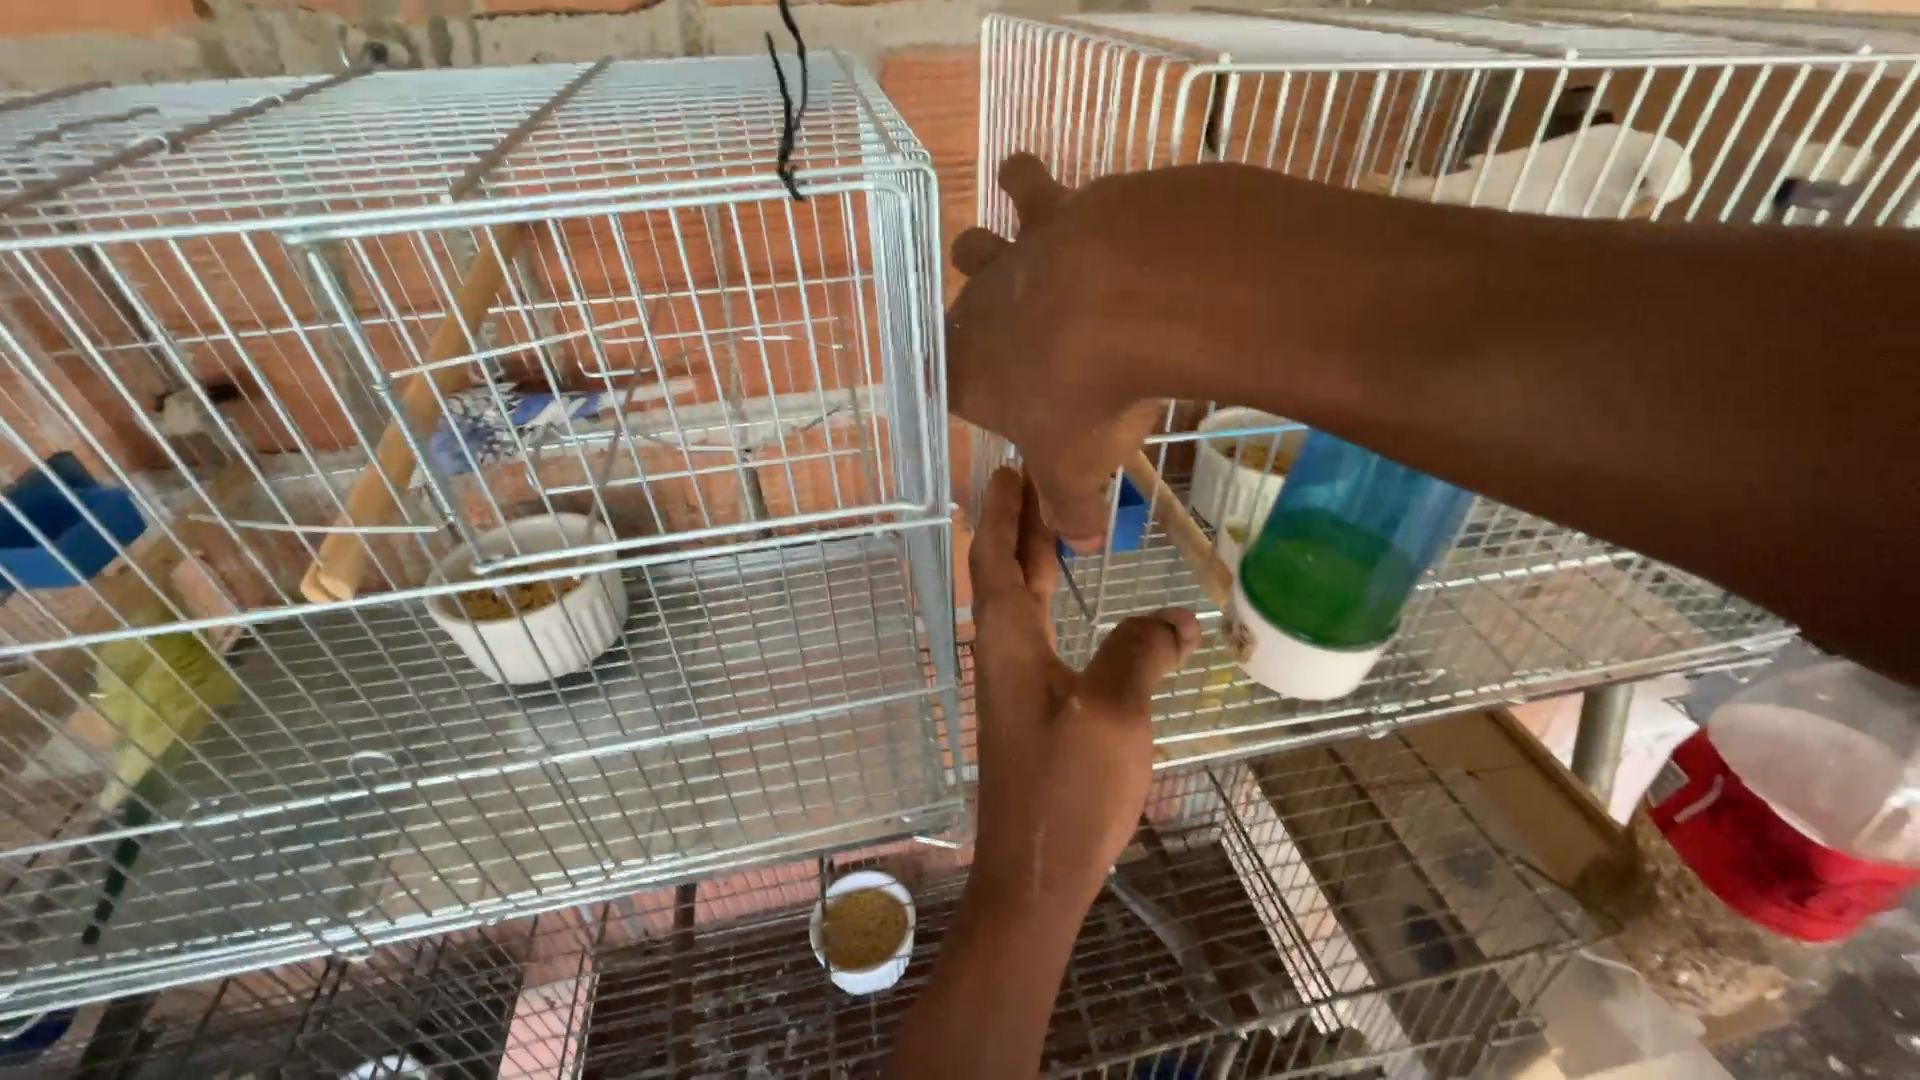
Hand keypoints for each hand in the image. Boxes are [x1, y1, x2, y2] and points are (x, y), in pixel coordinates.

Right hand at [948, 154, 1170, 552]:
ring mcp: (1015, 254)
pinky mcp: (1057, 206)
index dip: (953, 389)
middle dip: (974, 315)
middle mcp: (979, 311)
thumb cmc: (1088, 397)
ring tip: (1009, 251)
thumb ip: (1073, 509)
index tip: (973, 395)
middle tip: (1005, 323)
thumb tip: (1080, 546)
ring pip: (977, 237)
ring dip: (988, 241)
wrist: (1128, 298)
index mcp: (971, 375)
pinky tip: (1052, 184)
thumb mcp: (1081, 468)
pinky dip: (1032, 181)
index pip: (941, 382)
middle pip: (955, 306)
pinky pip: (1028, 179)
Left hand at [967, 467, 1198, 914]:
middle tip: (1037, 477)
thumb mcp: (1114, 711)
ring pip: (1022, 604)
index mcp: (1008, 641)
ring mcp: (1016, 685)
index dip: (1000, 511)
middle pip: (1005, 572)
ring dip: (1034, 560)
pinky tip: (1080, 607)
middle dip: (1018, 523)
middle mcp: (1004, 654)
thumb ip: (1143, 653)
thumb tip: (1179, 618)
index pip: (994, 556)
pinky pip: (1042, 635)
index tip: (1006, 468)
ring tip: (1060, 524)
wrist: (1036, 871)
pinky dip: (1055, 603)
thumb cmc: (1066, 788)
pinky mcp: (1034, 711)